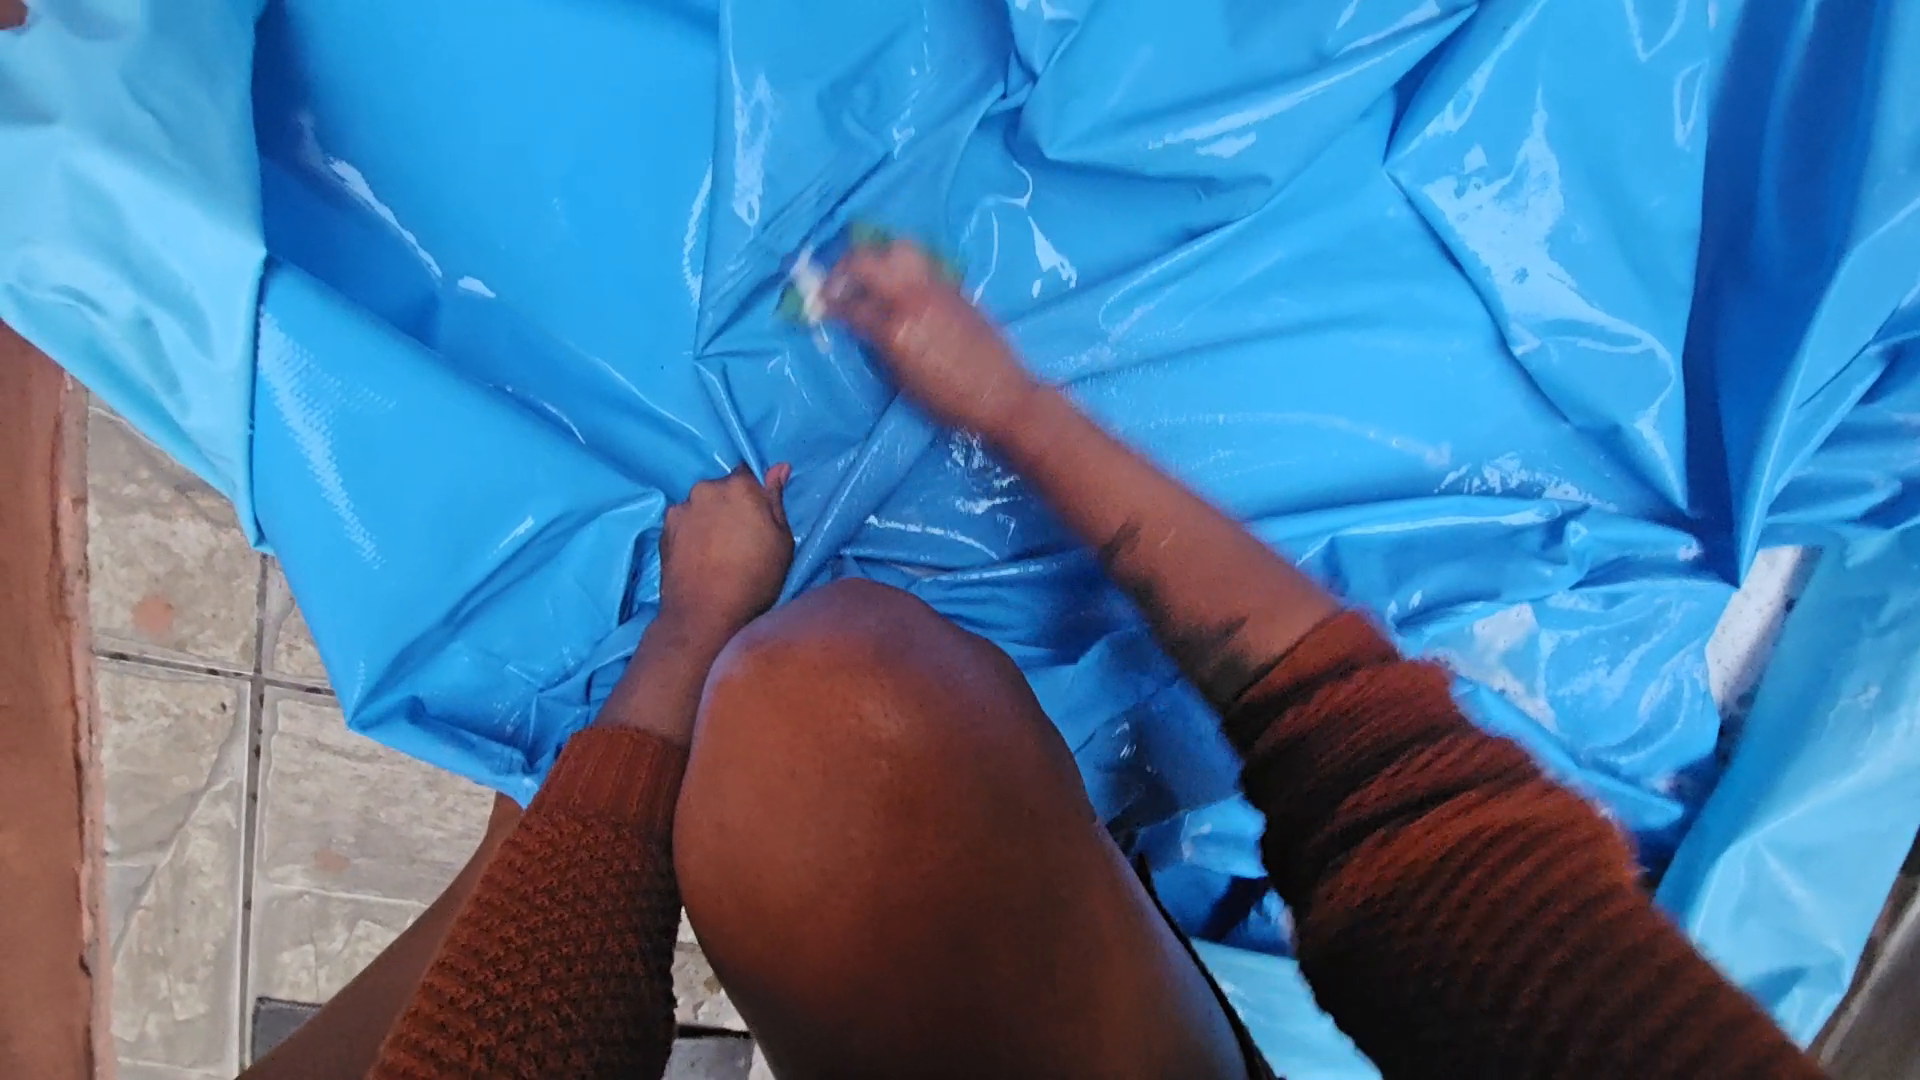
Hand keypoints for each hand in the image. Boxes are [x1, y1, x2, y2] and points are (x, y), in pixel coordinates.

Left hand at [658, 464, 793, 647]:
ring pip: (701, 505)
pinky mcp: (664, 529)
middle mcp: (706, 489)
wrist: (706, 613)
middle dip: (730, 504)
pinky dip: (691, 532)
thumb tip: (779, 467)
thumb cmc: (756, 578)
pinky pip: (684, 522)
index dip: (754, 494)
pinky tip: (699, 555)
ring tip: (716, 549)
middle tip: (739, 536)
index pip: (748, 473)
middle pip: (722, 488)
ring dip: (709, 517)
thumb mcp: (782, 540)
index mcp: (740, 486)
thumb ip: (776, 500)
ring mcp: (681, 509)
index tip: (758, 516)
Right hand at [826, 239, 1040, 434]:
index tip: (817, 304)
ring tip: (869, 275)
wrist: (1001, 394)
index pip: (849, 306)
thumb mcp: (903, 381)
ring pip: (897, 249)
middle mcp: (912, 298)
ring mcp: (936, 287)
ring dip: (876, 256)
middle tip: (835, 283)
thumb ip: (880, 347)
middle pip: (865, 261)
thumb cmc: (950, 402)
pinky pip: (922, 263)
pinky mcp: (955, 286)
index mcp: (895, 329)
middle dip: (842, 268)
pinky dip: (902, 266)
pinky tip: (899, 285)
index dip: (827, 305)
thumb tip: (865, 328)